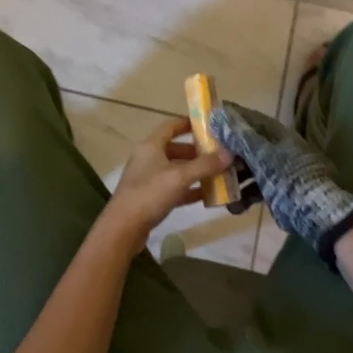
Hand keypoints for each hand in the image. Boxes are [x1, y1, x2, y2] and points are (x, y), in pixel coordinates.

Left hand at [97, 118, 233, 256]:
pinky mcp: (152, 198)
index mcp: (151, 146)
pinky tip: (207, 195)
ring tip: (218, 174)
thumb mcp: (179, 177)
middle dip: (198, 152)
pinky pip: (175, 189)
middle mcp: (149, 159)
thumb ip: (205, 165)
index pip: (171, 126)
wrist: (123, 228)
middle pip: (176, 149)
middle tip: (219, 155)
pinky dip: (190, 190)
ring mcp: (149, 179)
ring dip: (196, 172)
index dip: (189, 123)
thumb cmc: (149, 194)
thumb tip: (229, 153)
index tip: (210, 127)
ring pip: (176, 170)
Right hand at [209, 102, 352, 268]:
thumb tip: (217, 113)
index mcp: (274, 134)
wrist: (313, 211)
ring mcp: (275, 169)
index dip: (227, 118)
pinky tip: (235, 208)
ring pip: (246, 168)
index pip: (247, 118)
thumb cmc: (287, 178)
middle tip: (205, 158)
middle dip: (225, 153)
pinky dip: (243, 196)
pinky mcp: (275, 189)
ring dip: (232, 178)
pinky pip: (253, 188)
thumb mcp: (261, 155)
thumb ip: (239, 136)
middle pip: (244, 144)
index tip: (206, 120)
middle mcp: (274, 148)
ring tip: (217, 188)